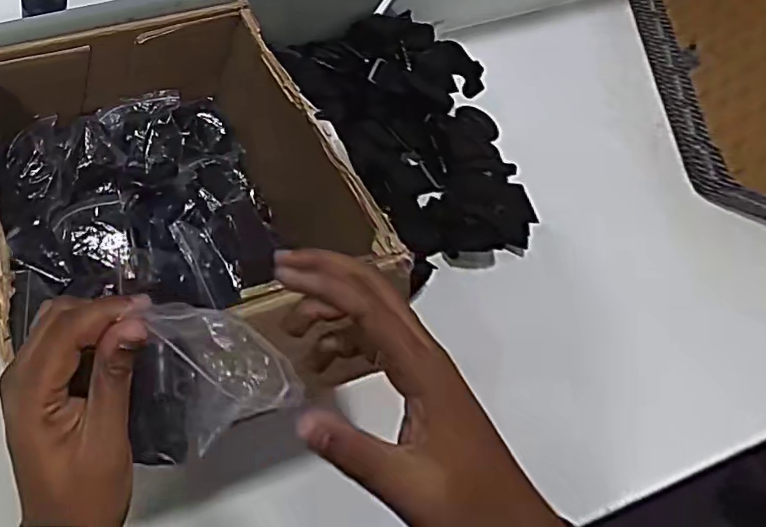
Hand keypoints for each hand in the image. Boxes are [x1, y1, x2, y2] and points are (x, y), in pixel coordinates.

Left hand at [0, 295, 148, 526]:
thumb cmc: (83, 500)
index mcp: (29, 388)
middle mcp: (17, 375)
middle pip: (55, 319)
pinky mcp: (32, 384)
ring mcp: (21, 378)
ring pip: (53, 324)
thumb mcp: (106, 440)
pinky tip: (109, 341)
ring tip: (129, 324)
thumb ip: (114, 376)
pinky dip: (82, 335)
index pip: (65, 328)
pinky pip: (54, 342)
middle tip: (139, 315)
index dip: (104, 311)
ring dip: (90, 319)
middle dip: (98, 310)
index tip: (141, 306)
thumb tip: (130, 325)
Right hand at [274, 250, 562, 526]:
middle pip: (372, 287)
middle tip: (287, 263)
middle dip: (325, 267)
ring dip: (328, 304)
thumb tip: (305, 422)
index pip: (365, 303)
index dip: (321, 281)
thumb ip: (351, 450)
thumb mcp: (408, 485)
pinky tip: (323, 353)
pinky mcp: (420, 378)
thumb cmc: (479, 508)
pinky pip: (374, 335)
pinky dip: (341, 332)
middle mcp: (425, 357)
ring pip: (371, 308)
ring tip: (295, 322)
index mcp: (424, 369)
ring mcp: (424, 365)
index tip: (286, 272)